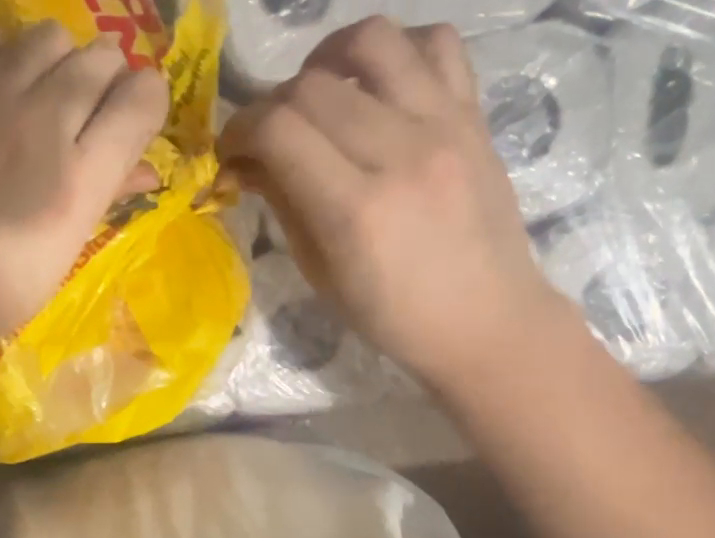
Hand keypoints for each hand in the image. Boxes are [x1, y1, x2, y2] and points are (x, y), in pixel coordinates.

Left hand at [0, 19, 168, 383]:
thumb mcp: (57, 259)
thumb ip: (99, 200)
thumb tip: (139, 168)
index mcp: (80, 177)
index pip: (143, 97)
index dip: (145, 106)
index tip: (131, 129)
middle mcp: (42, 121)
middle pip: (100, 57)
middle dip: (106, 82)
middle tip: (87, 119)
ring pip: (47, 35)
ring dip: (57, 60)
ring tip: (41, 97)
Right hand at [218, 18, 573, 383]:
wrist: (484, 319)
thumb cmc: (391, 315)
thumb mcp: (320, 272)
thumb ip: (283, 204)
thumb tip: (243, 161)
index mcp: (353, 210)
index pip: (278, 130)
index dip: (238, 131)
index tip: (230, 153)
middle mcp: (399, 153)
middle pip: (312, 86)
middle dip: (271, 105)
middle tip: (267, 137)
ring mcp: (444, 125)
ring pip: (372, 41)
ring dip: (327, 57)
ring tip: (318, 90)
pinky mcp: (473, 114)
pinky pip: (436, 43)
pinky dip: (397, 49)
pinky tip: (377, 83)